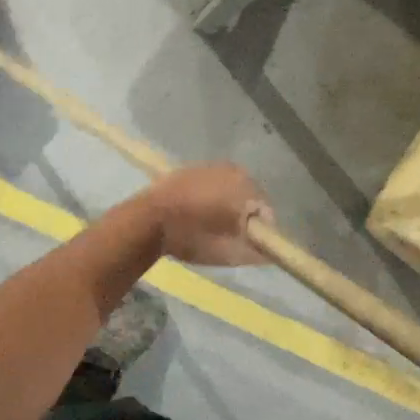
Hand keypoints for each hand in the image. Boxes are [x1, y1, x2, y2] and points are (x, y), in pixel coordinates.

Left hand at [138, 163, 270, 266]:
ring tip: (213, 223)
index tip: (251, 243)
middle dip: (245, 213)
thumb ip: (256, 253)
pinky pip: (211, 182)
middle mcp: (234, 170)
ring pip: (230, 187)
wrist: (149, 219)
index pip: (265, 211)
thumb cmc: (193, 237)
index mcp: (248, 187)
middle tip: (232, 234)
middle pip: (250, 195)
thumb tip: (269, 253)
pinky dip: (211, 194)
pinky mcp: (191, 167)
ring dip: (228, 202)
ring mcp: (211, 165)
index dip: (261, 229)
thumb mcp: (229, 254)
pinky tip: (198, 210)